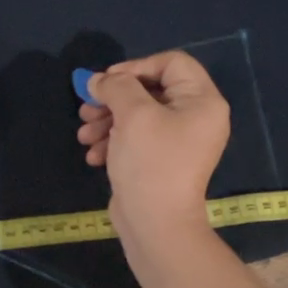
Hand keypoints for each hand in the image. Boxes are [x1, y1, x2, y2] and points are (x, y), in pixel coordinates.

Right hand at [76, 50, 228, 239]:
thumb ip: (115, 87)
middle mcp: (196, 118)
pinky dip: (114, 143)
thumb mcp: (132, 115)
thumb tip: (98, 80)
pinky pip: (136, 139)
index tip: (106, 81)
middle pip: (150, 90)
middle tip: (86, 108)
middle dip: (113, 99)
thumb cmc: (150, 163)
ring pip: (138, 116)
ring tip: (84, 136)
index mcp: (202, 101)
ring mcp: (179, 142)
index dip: (135, 66)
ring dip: (106, 122)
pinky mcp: (161, 161)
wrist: (155, 223)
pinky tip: (94, 156)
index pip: (171, 63)